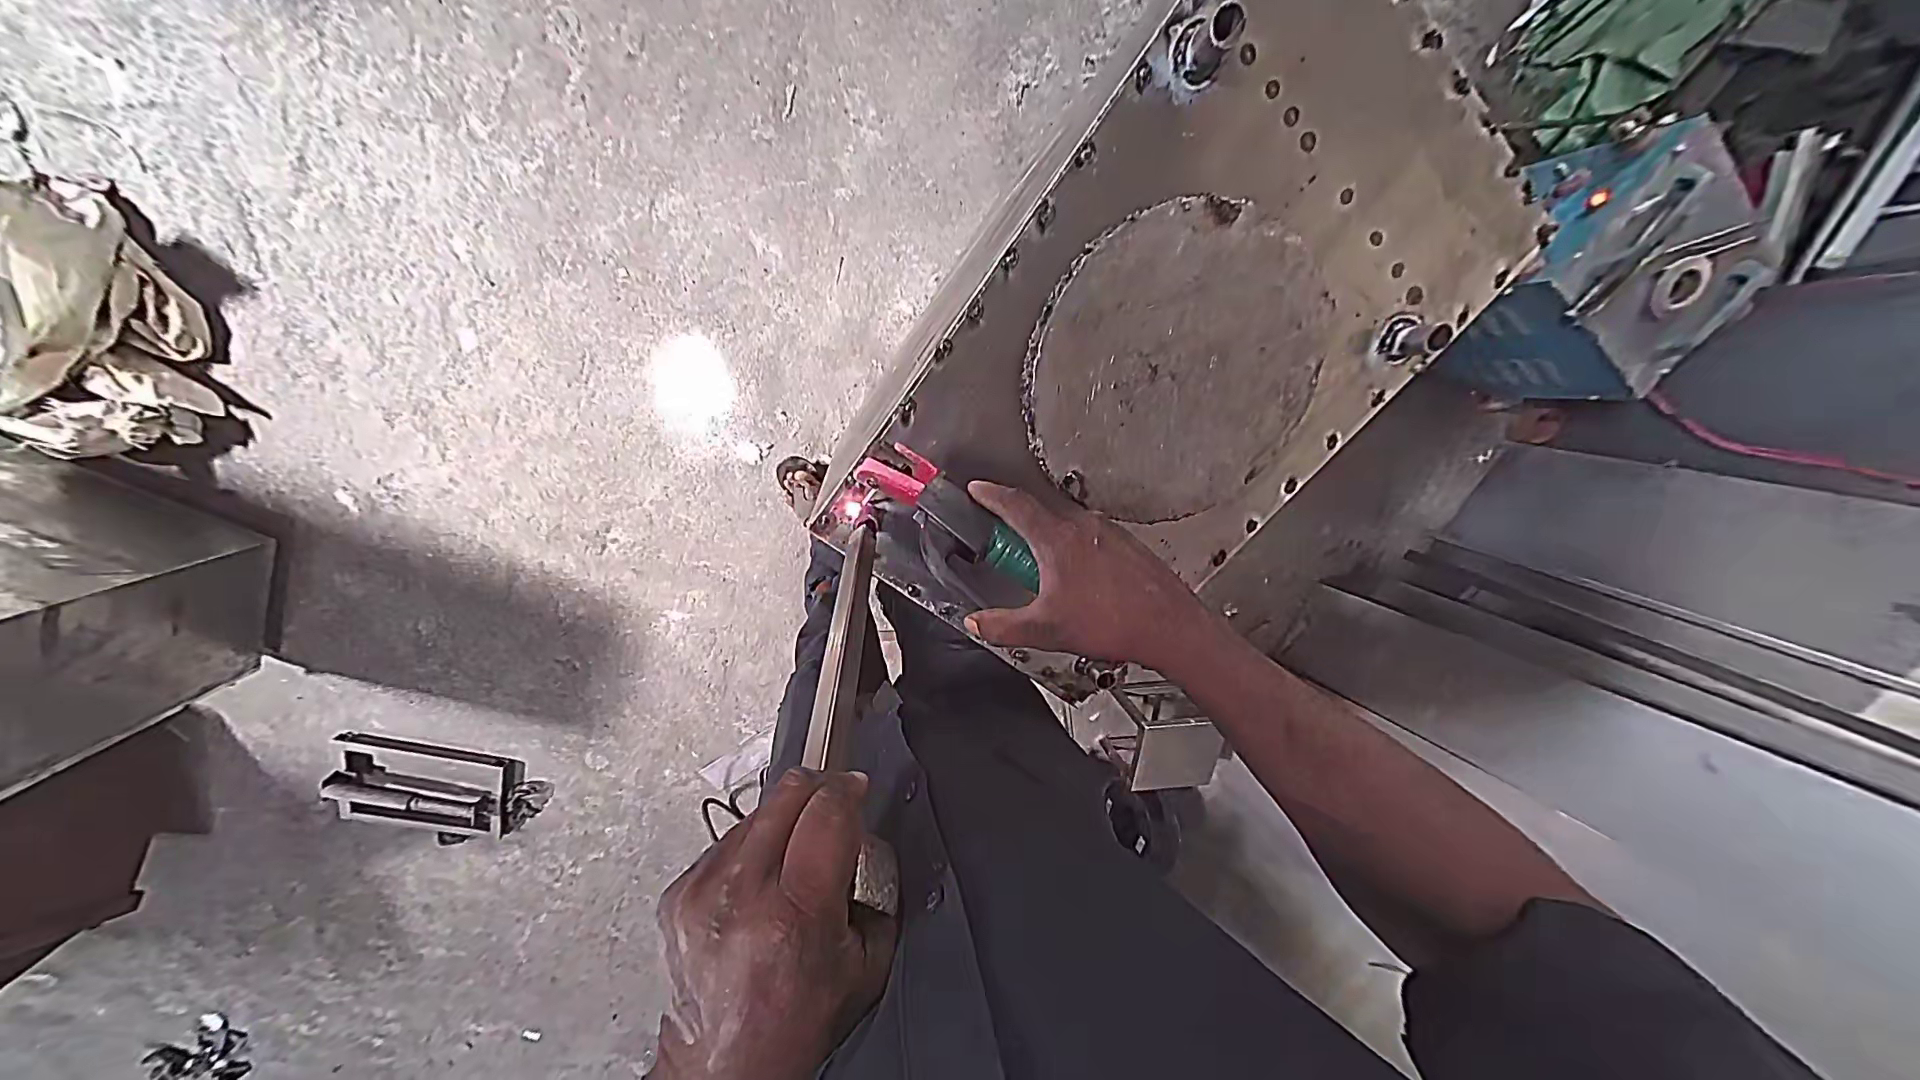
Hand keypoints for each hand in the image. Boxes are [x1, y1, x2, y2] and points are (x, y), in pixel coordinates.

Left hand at [653, 769, 896, 1079]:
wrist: (723, 1064)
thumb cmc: (793, 1021)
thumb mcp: (864, 961)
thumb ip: (873, 888)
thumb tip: (863, 831)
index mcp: (795, 915)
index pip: (826, 812)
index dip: (848, 790)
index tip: (856, 788)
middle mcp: (741, 895)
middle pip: (787, 793)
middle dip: (819, 789)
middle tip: (834, 802)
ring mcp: (702, 890)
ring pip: (759, 809)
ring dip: (787, 817)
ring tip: (796, 856)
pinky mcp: (679, 890)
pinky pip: (730, 836)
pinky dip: (755, 842)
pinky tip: (764, 876)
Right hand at [964, 480, 1213, 671]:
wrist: (1170, 627)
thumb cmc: (1115, 623)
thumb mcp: (1046, 630)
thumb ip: (1003, 626)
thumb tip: (978, 623)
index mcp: (1058, 540)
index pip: (1015, 504)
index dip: (991, 494)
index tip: (978, 489)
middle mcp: (1084, 527)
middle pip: (1040, 515)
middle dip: (1017, 529)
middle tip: (1007, 552)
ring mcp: (1109, 533)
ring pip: (1066, 527)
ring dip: (1048, 543)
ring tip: (1048, 579)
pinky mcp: (1126, 545)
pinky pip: (1089, 538)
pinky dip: (1074, 552)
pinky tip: (1080, 584)